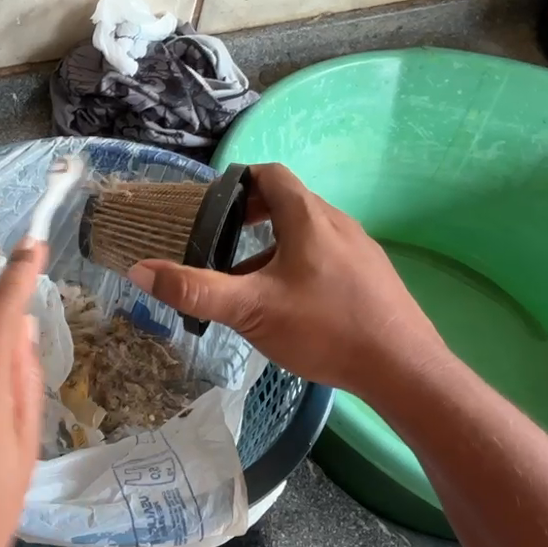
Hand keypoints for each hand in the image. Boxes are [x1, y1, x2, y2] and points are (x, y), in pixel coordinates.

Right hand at [128, 163, 449, 395]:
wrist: (406, 371)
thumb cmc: (325, 328)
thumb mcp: (250, 310)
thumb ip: (194, 290)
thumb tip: (140, 270)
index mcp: (308, 218)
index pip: (271, 174)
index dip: (238, 182)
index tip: (212, 204)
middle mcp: (338, 224)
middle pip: (289, 203)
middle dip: (252, 217)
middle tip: (222, 240)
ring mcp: (361, 251)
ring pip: (308, 234)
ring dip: (274, 247)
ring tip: (249, 281)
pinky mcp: (373, 279)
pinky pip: (328, 257)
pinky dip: (300, 266)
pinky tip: (291, 307)